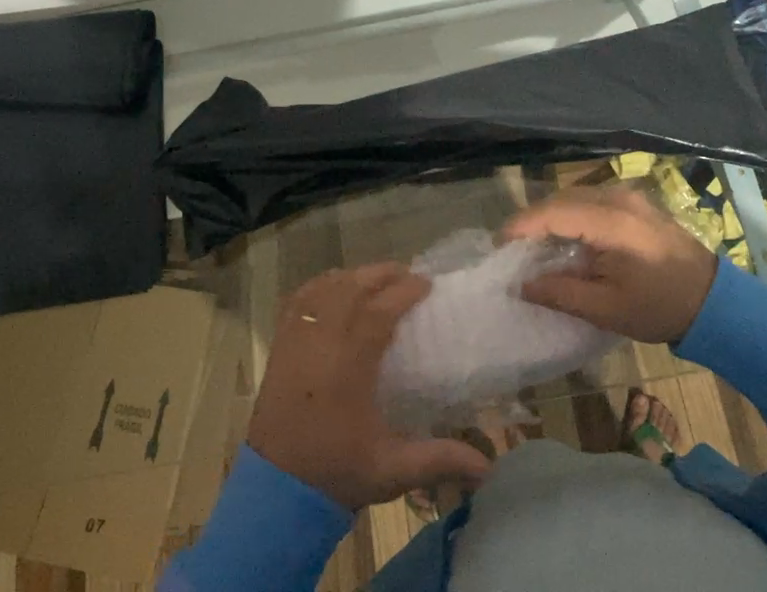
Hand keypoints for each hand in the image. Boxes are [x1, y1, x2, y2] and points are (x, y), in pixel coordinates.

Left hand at [247, 263, 491, 510]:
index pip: (378, 311)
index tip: (427, 284)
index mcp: (349, 366)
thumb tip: (490, 467)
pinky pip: (296, 301)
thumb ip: (440, 460)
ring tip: (375, 279)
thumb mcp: (393, 470)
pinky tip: (333, 288)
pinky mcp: (279, 348)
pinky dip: (318, 287)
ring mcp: (295, 342)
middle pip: (350, 288)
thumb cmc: (336, 473)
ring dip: (351, 277)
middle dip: (380, 274)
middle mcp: (320, 344)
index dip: (404, 291)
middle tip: (407, 275)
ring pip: (322, 290)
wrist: (276, 491)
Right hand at [501, 186, 718, 343]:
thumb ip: (560, 293)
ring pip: (574, 197)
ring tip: (536, 246)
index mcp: (610, 222)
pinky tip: (567, 239)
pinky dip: (572, 214)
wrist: (714, 301)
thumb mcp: (606, 310)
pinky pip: (591, 200)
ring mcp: (629, 196)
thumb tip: (521, 284)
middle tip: (514, 251)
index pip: (551, 213)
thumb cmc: (659, 308)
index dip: (519, 227)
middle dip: (532, 222)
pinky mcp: (636, 202)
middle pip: (559, 200)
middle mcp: (617, 198)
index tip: (498, 248)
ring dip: (551, 217)